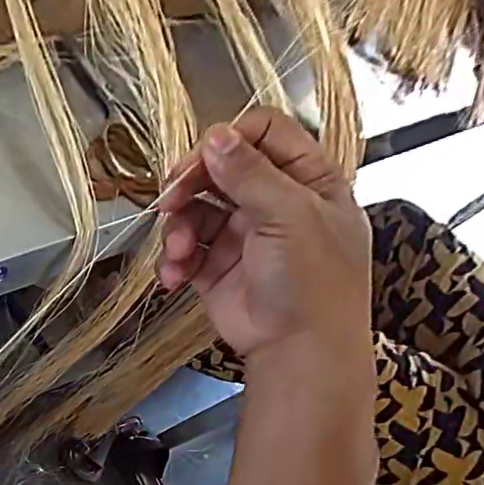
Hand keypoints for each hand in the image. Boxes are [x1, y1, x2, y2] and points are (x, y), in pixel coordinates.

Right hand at [155, 108, 371, 362]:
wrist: (299, 349)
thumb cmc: (313, 280)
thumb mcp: (290, 214)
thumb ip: (250, 174)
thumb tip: (216, 137)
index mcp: (304, 179)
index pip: (263, 135)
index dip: (227, 142)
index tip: (199, 162)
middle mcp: (271, 204)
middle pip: (220, 173)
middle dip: (190, 186)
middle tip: (169, 200)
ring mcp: (241, 238)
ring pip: (196, 213)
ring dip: (178, 230)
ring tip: (178, 254)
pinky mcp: (215, 271)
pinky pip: (186, 254)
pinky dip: (174, 262)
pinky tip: (174, 276)